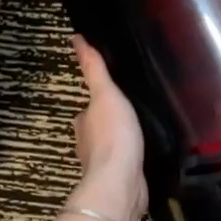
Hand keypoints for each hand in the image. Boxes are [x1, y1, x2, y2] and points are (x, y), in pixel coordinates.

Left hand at [69, 35, 147, 220]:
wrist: (121, 182)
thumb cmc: (112, 135)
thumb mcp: (105, 94)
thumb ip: (94, 69)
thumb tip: (75, 38)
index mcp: (83, 122)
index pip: (89, 107)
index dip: (100, 100)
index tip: (113, 94)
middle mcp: (88, 144)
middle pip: (99, 127)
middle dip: (111, 121)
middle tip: (132, 110)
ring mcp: (104, 164)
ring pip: (112, 147)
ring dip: (122, 141)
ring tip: (142, 130)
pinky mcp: (120, 180)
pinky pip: (125, 163)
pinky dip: (131, 158)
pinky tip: (144, 154)